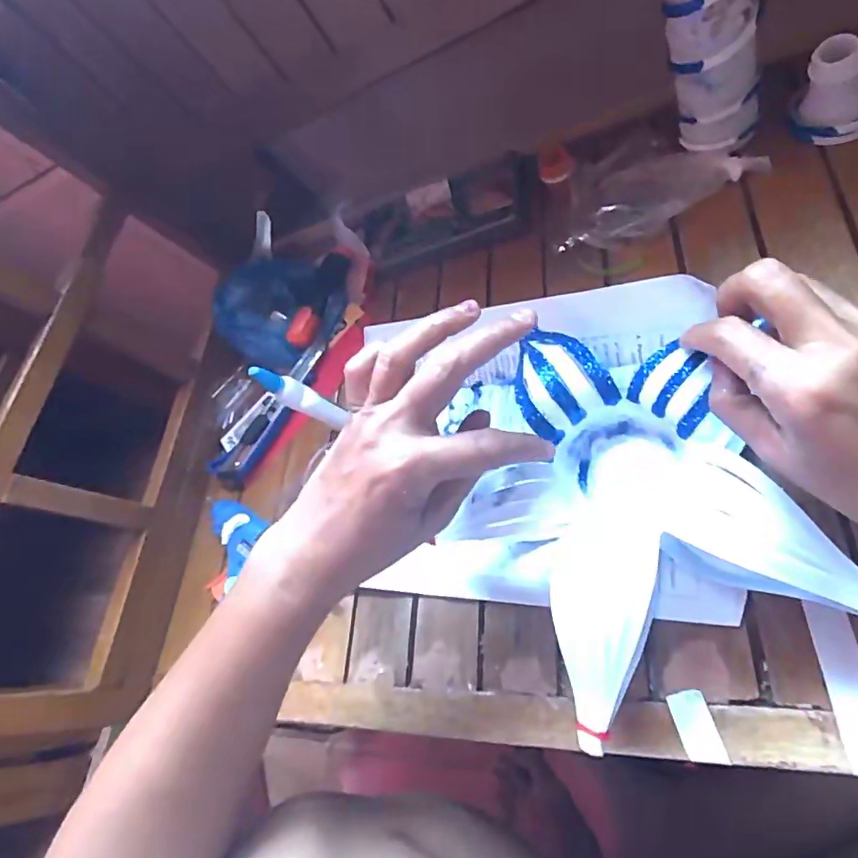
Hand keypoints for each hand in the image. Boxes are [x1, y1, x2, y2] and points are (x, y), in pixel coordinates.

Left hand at [243, 302, 555, 607]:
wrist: (312, 548)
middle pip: (446, 371)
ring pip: (401, 354)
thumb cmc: (373, 547)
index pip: (482, 446)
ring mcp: (366, 414)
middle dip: (491, 341)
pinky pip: (363, 371)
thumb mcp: (430, 519)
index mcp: (412, 464)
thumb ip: (464, 471)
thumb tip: (484, 419)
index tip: (544, 449)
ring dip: (437, 325)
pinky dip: (386, 351)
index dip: (521, 446)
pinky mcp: (350, 413)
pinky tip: (410, 342)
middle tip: (525, 321)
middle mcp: (389, 426)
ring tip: (471, 308)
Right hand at [680, 259, 857, 570]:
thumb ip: (736, 404)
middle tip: (732, 319)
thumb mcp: (779, 458)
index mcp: (799, 388)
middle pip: (768, 276)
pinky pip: (848, 311)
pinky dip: (826, 329)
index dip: (698, 335)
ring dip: (781, 309)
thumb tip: (720, 366)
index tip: (694, 343)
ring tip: (785, 347)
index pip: (727, 332)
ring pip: (808, 287)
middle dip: (734, 291)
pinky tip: (842, 367)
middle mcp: (839, 345)